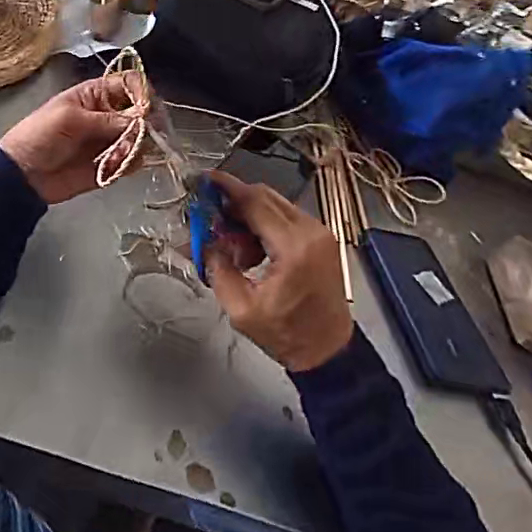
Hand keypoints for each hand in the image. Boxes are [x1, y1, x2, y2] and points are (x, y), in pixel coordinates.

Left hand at [0, 73, 142, 204]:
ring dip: (138, 144)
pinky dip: (132, 162)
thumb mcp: (70, 119)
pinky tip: (117, 165)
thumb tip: (142, 119)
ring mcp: (112, 139)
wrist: (23, 174)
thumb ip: (107, 119)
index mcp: (97, 94)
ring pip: (142, 136)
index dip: (142, 93)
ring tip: (120, 153)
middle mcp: (110, 114)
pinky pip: (133, 160)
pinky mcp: (112, 163)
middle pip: (142, 111)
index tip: (145, 109)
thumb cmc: (40, 135)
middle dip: (146, 122)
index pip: (130, 83)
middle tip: (140, 134)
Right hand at [204, 171, 354, 371]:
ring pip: (275, 205)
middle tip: (212, 219)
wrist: (328, 351)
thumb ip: (218, 268)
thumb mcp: (241, 309)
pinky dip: (264, 226)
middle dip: (234, 205)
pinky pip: (286, 218)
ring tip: (235, 251)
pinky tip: (252, 253)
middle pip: (265, 197)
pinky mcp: (321, 238)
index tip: (207, 180)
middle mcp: (311, 232)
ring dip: (249, 218)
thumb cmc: (289, 335)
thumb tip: (203, 241)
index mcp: (294, 248)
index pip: (255, 202)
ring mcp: (319, 233)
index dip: (228, 188)